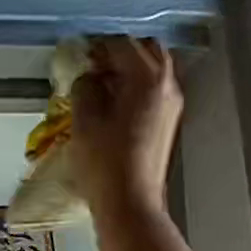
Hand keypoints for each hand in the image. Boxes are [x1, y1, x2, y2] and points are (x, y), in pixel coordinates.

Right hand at [69, 35, 184, 212]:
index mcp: (147, 77)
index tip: (79, 56)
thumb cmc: (106, 165)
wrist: (130, 205)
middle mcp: (167, 86)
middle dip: (118, 56)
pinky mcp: (167, 128)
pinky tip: (113, 111)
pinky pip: (152, 97)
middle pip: (145, 52)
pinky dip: (134, 94)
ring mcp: (171, 108)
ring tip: (101, 91)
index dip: (96, 47)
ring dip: (128, 75)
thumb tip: (87, 80)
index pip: (121, 45)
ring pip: (151, 74)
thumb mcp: (84, 122)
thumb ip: (84, 89)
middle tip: (93, 68)